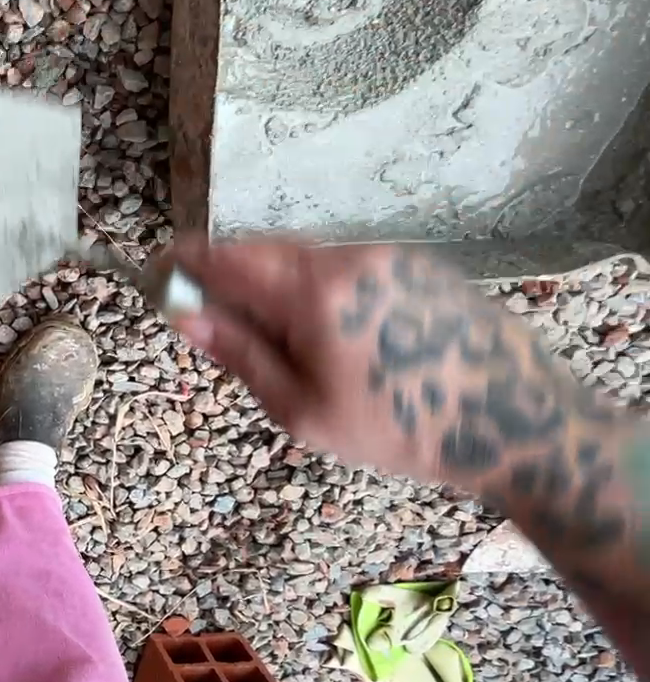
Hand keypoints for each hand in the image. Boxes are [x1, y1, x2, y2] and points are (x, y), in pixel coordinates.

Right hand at [159, 238, 616, 490]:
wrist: (526, 431)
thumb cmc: (398, 429)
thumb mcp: (298, 408)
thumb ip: (239, 355)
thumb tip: (186, 317)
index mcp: (318, 296)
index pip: (227, 260)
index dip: (183, 261)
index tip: (155, 270)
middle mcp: (352, 262)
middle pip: (261, 249)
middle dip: (222, 272)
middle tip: (203, 311)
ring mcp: (390, 260)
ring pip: (300, 256)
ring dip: (265, 280)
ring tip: (264, 332)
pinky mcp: (416, 268)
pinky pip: (338, 263)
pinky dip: (305, 283)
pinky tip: (312, 327)